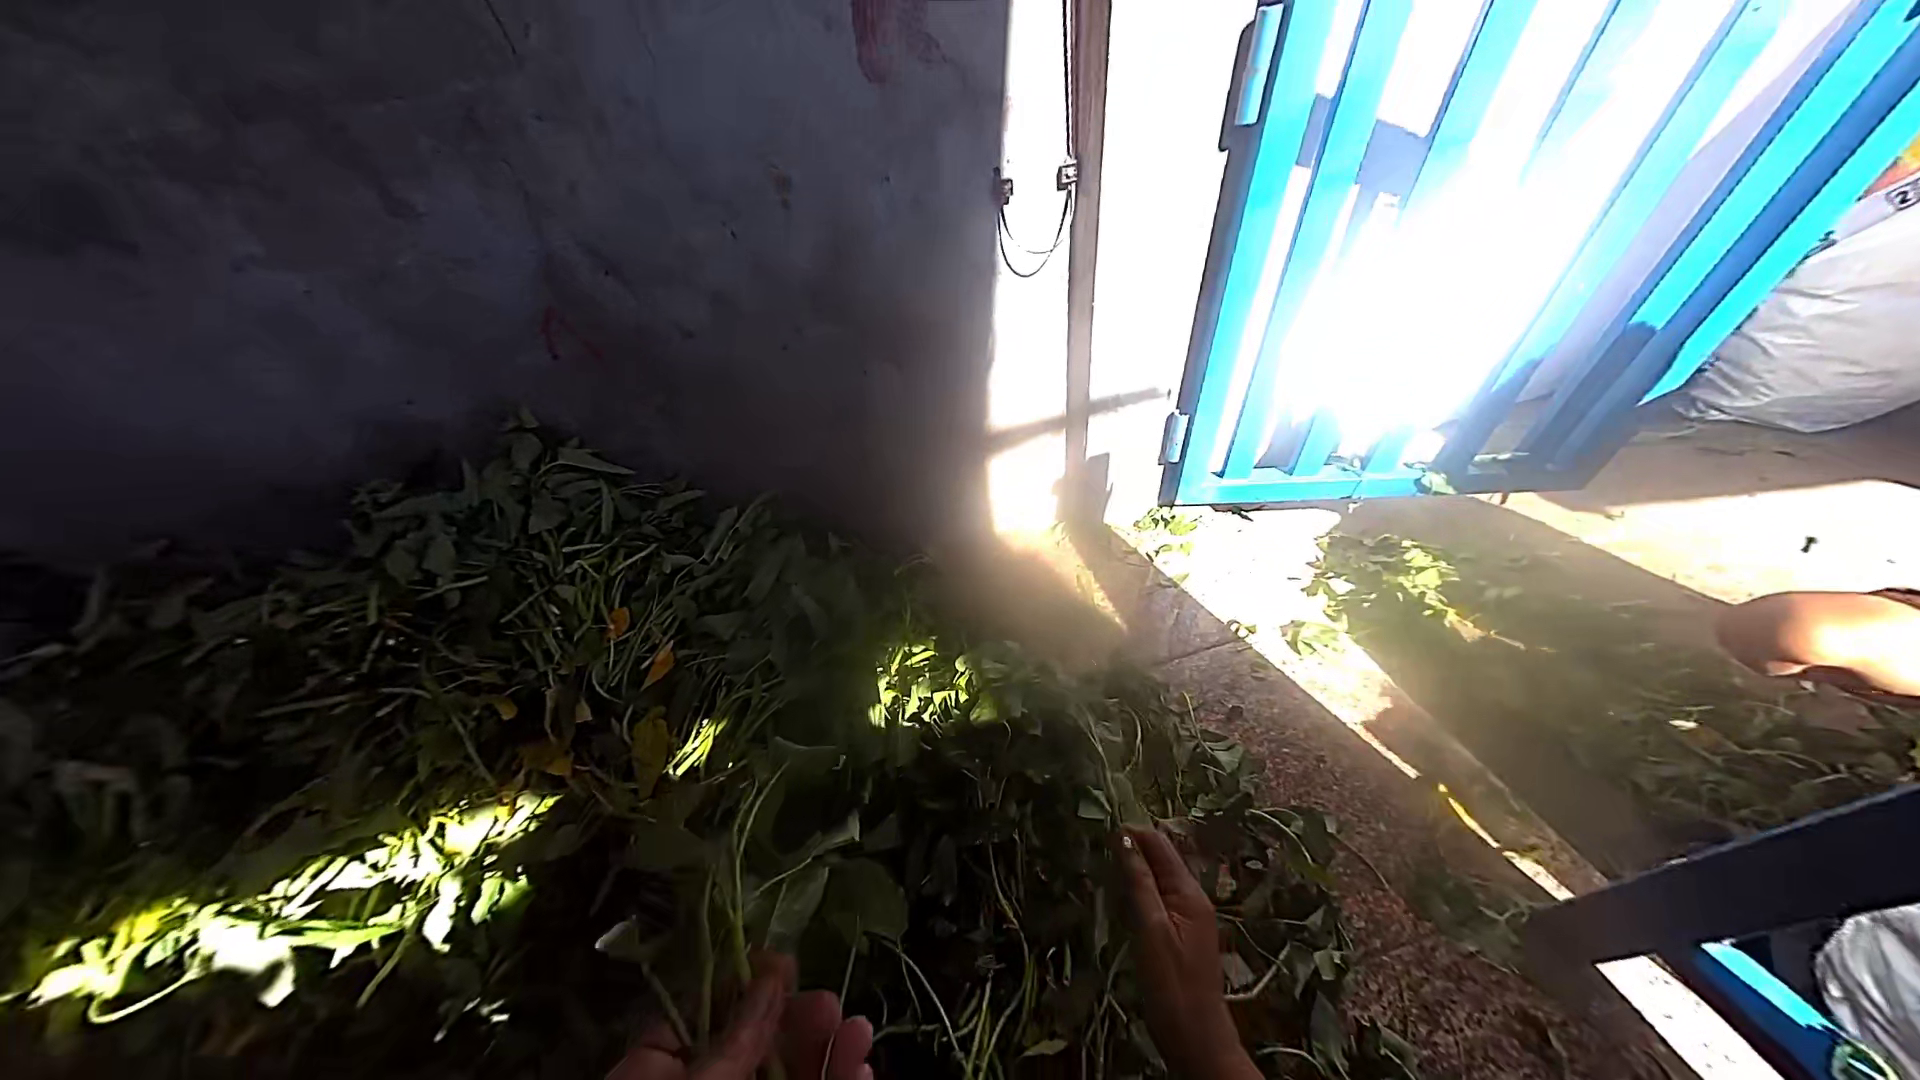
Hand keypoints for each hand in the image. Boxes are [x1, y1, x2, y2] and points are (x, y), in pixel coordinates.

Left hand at [607, 953, 873, 1079]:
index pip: (708, 1007)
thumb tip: (773, 972)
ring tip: (859, 1034)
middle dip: (801, 1022)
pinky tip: (860, 1072)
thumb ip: (738, 1036)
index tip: (789, 966)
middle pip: (758, 1042)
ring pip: (790, 1076)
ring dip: (830, 1054)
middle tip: (830, 1007)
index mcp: (664, 1066)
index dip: (750, 981)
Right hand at [1116, 827, 1260, 1079]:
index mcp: (1190, 892)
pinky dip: (1139, 889)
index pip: (1160, 844)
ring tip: (1103, 868)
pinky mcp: (1180, 932)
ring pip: (1158, 877)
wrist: (1197, 1043)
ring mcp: (1189, 915)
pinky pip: (1158, 896)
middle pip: (1161, 857)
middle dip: (1133, 848)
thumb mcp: (1151, 930)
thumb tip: (1124, 835)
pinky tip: (1120, 897)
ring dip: (1134, 868)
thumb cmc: (1172, 987)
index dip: (1133, 833)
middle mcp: (1193, 897)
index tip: (1100, 834)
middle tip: (1098, 851)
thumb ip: (1139, 881)